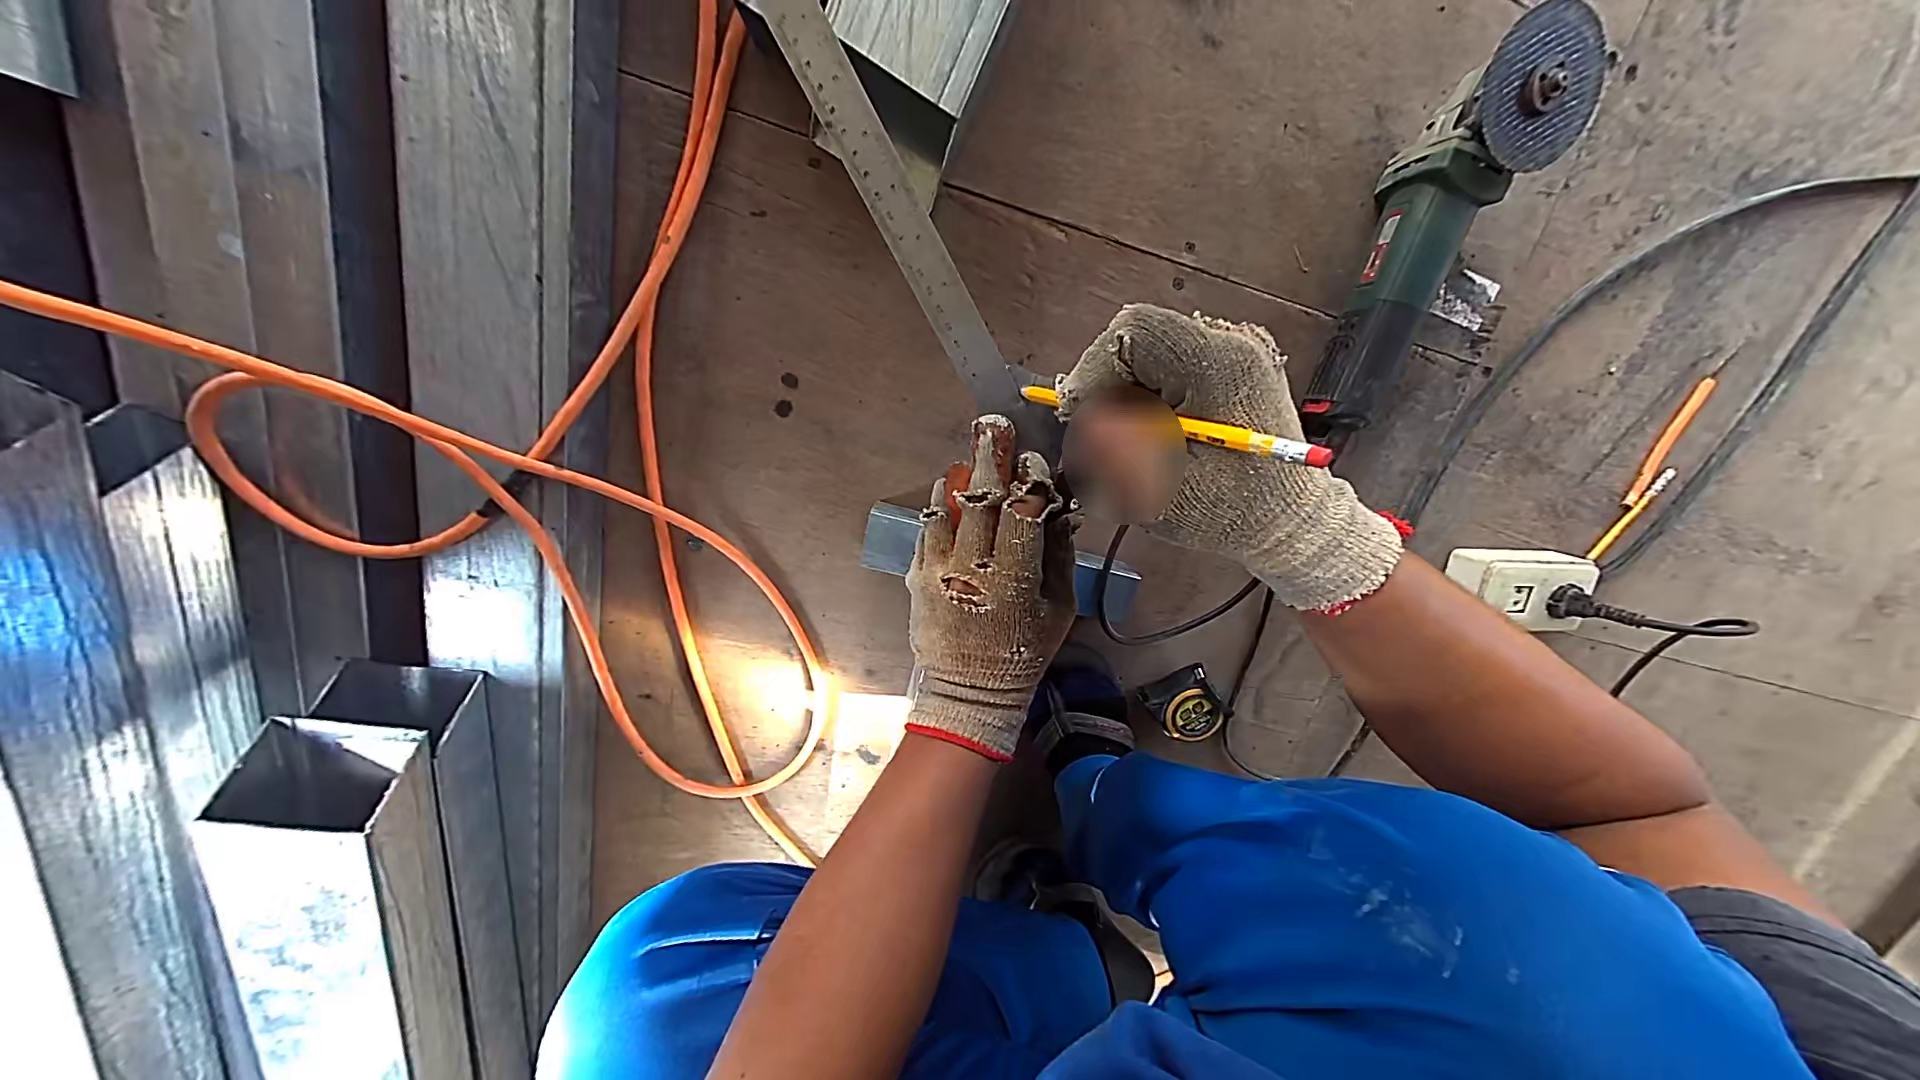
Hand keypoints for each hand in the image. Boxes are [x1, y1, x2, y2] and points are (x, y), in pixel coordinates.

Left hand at [904, 416, 1075, 761]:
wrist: (970, 688)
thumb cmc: (1022, 651)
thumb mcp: (1058, 607)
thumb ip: (1057, 555)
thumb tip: (1058, 510)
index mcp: (1013, 579)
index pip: (1021, 513)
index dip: (1029, 480)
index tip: (1033, 460)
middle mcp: (971, 569)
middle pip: (979, 501)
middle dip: (988, 460)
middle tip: (992, 428)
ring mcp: (937, 571)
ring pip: (945, 511)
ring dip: (957, 481)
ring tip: (966, 461)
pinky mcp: (917, 577)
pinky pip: (925, 531)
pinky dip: (937, 509)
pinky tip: (945, 495)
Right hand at [1058, 304, 1404, 611]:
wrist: (1290, 520)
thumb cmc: (1237, 512)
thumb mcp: (1162, 490)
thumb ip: (1115, 450)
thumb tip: (1077, 413)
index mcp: (1222, 365)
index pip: (1134, 333)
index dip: (1094, 371)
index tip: (1083, 417)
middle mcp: (1230, 345)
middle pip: (1134, 343)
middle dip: (1107, 392)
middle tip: (1105, 442)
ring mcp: (1229, 354)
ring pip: (1143, 358)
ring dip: (1124, 401)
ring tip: (1136, 447)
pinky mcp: (1223, 369)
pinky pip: (1161, 371)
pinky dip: (1143, 403)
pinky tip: (1155, 437)